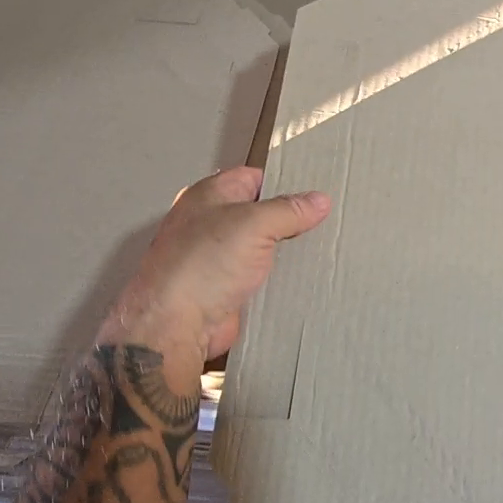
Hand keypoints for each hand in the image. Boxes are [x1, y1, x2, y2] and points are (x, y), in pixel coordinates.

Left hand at [97, 167, 330, 362]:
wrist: (176, 324)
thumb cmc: (205, 264)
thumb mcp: (254, 224)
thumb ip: (289, 210)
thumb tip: (320, 200)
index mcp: (209, 196)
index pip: (254, 177)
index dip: (284, 181)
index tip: (317, 190)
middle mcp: (210, 222)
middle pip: (260, 211)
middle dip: (290, 217)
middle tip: (325, 220)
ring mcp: (218, 256)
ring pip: (263, 244)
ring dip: (287, 249)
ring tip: (323, 247)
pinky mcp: (227, 286)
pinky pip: (261, 273)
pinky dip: (280, 275)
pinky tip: (305, 275)